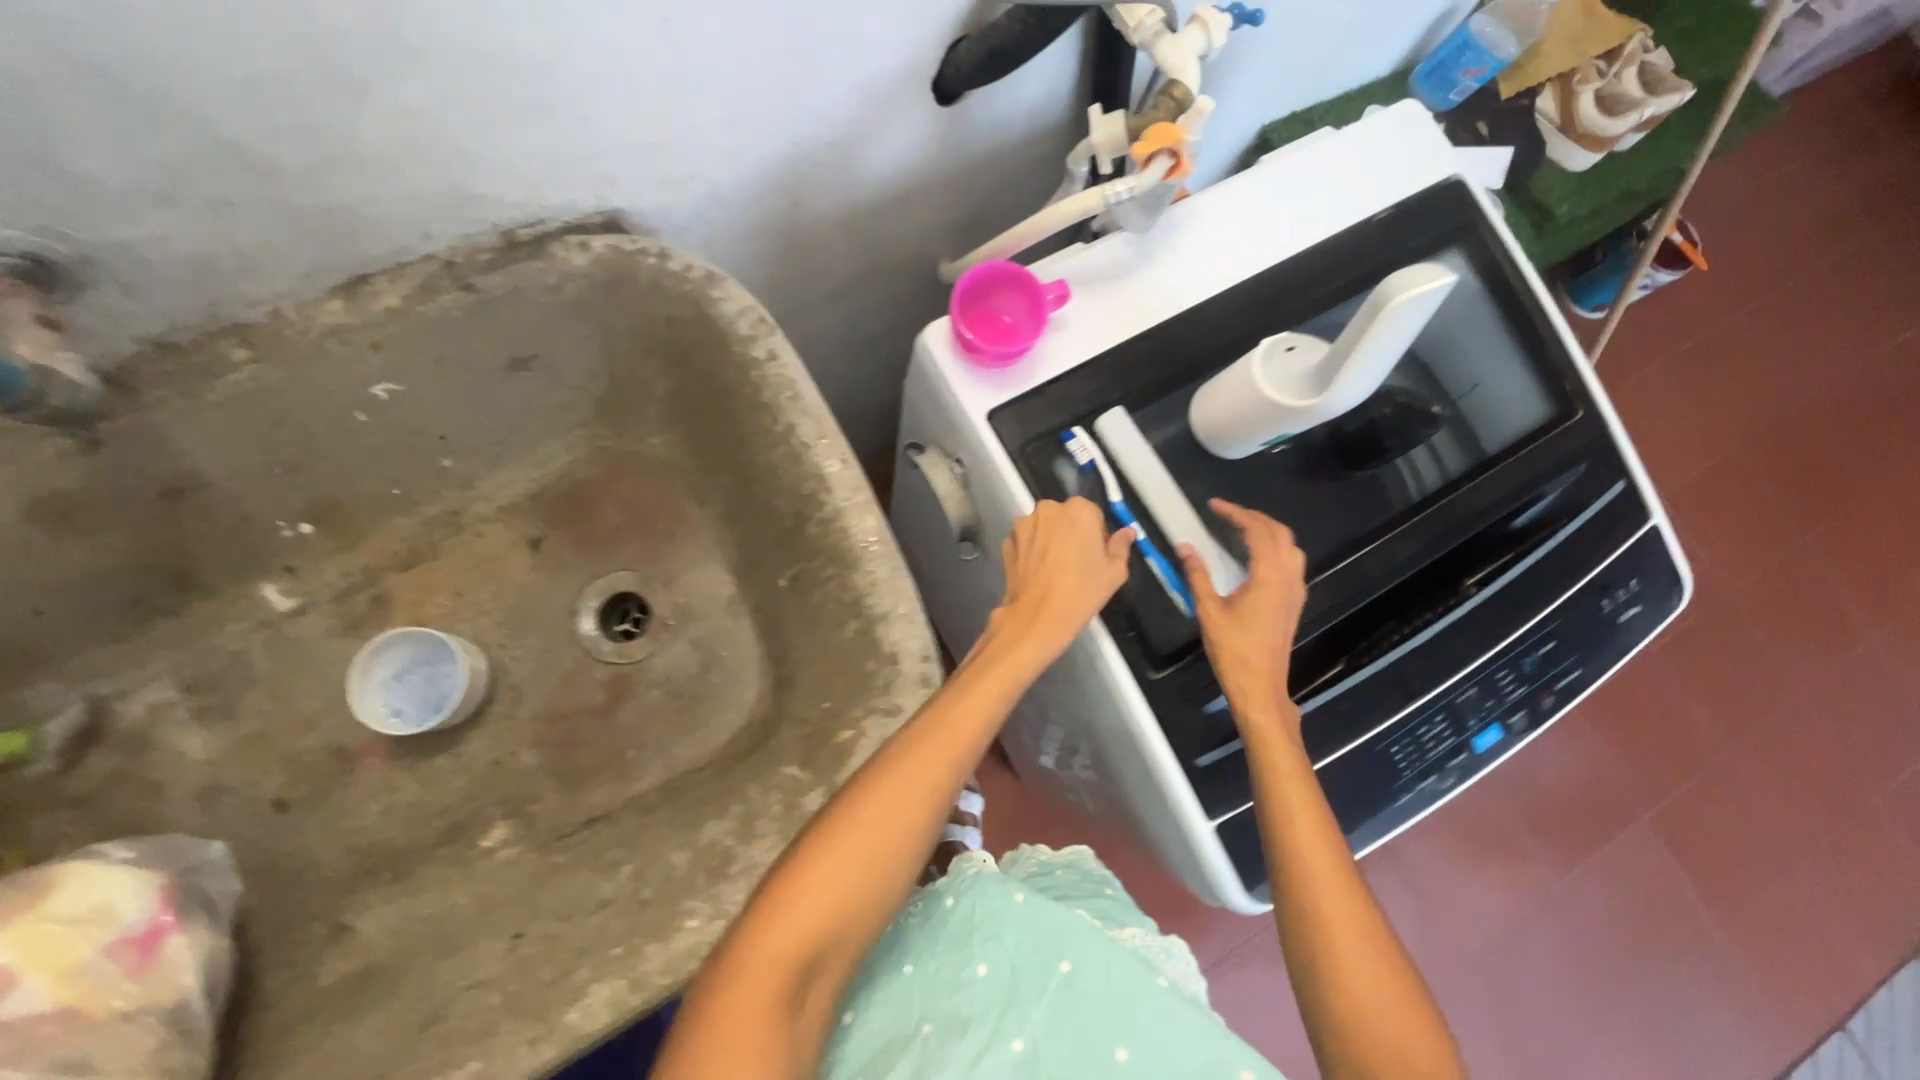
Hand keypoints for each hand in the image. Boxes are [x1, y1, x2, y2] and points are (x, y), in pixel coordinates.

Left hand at [981, 497, 1133, 669]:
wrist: (1038, 615)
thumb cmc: (1082, 591)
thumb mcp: (1115, 571)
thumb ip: (1121, 545)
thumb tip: (1127, 532)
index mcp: (1079, 509)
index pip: (1093, 514)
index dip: (1096, 535)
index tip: (1095, 556)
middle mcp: (1049, 509)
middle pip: (1065, 517)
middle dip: (1071, 533)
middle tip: (1076, 563)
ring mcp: (1024, 524)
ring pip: (1043, 528)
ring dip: (1049, 540)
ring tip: (1054, 570)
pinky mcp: (1008, 542)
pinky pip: (1025, 542)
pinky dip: (1031, 551)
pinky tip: (1037, 573)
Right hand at [1178, 499, 1308, 736]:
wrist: (1260, 685)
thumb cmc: (1232, 649)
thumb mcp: (1208, 610)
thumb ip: (1197, 574)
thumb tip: (1184, 547)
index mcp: (1268, 575)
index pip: (1256, 531)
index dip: (1236, 513)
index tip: (1214, 506)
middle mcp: (1288, 577)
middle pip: (1279, 532)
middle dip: (1253, 518)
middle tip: (1226, 514)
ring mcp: (1295, 590)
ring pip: (1290, 547)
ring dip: (1268, 531)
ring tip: (1241, 529)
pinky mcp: (1294, 601)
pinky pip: (1291, 562)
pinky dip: (1274, 548)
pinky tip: (1254, 557)